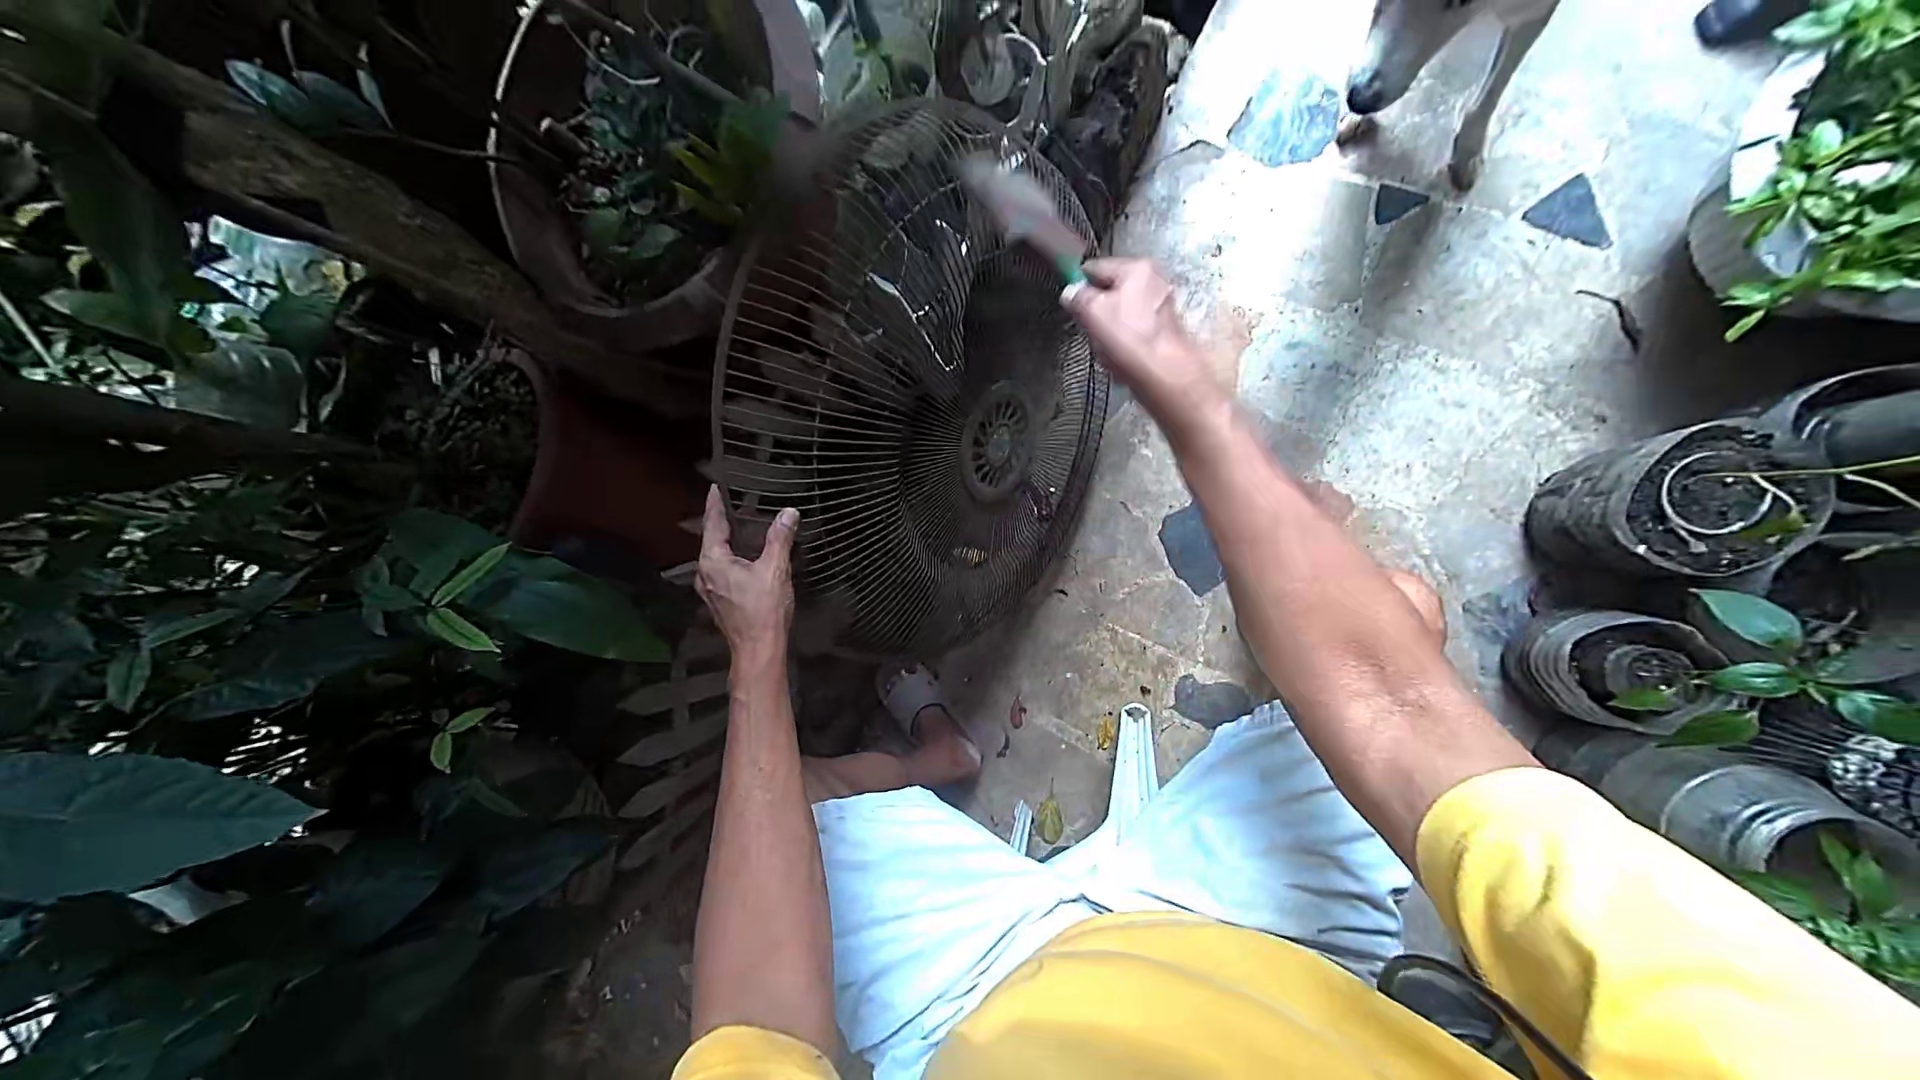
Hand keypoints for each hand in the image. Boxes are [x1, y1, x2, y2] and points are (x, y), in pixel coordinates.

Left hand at [695, 486, 798, 669]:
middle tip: (734, 502)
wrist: (758, 650)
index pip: (712, 523)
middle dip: (722, 521)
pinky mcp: (719, 601)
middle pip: (712, 539)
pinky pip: (723, 570)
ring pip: (717, 556)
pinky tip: (746, 557)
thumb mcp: (775, 569)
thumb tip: (789, 513)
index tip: (716, 486)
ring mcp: (710, 589)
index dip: (715, 503)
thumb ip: (780, 539)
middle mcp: (705, 572)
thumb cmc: (763, 610)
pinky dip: (732, 558)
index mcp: (713, 560)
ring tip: (742, 527)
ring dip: (728, 541)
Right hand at [1060, 258, 1228, 426]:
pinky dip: (1120, 347)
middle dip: (1095, 314)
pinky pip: (1128, 336)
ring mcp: (1158, 309)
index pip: (1095, 268)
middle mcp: (1153, 283)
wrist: (1162, 373)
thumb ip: (1076, 296)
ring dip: (1105, 335)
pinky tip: (1119, 358)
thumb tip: (1070, 293)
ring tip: (1107, 348)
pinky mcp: (1158, 334)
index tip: (1070, 300)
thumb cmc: (1132, 340)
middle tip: (1092, 330)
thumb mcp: (1092, 310)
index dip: (1078, 284)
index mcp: (1137, 268)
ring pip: (1116, 318)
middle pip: (1107, 295)